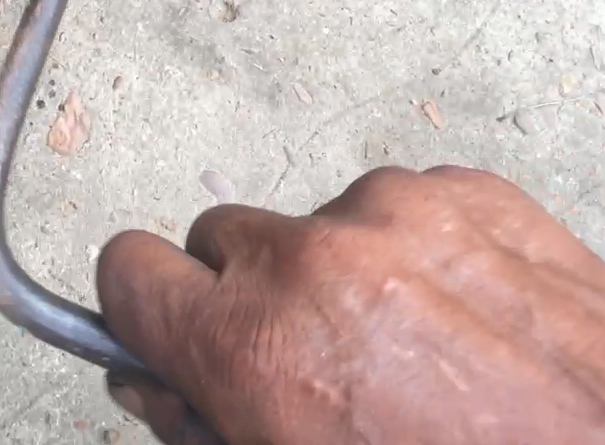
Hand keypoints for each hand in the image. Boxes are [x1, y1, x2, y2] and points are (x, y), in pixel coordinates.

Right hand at [97, 166, 604, 444]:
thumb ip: (204, 434)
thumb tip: (149, 378)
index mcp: (262, 347)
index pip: (126, 266)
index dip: (142, 303)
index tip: (175, 332)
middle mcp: (314, 255)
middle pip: (215, 235)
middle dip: (246, 294)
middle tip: (320, 364)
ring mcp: (396, 206)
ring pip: (309, 222)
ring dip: (336, 276)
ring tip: (426, 355)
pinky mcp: (467, 185)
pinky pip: (395, 206)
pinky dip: (411, 252)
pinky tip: (479, 323)